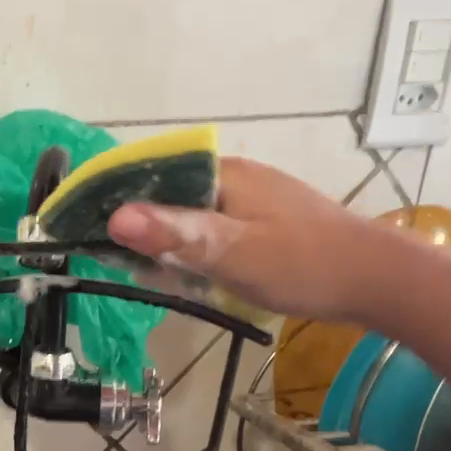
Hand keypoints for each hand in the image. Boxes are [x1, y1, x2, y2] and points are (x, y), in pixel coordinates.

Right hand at [106, 157, 404, 322]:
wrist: (375, 280)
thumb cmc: (303, 264)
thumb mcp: (232, 252)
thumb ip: (175, 233)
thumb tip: (114, 216)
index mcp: (221, 174)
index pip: (148, 170)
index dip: (108, 192)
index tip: (75, 221)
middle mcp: (230, 178)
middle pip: (162, 193)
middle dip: (130, 222)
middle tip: (104, 257)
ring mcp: (245, 201)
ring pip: (182, 214)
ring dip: (156, 239)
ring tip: (136, 269)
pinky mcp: (256, 224)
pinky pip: (204, 230)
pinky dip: (183, 249)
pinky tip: (178, 273)